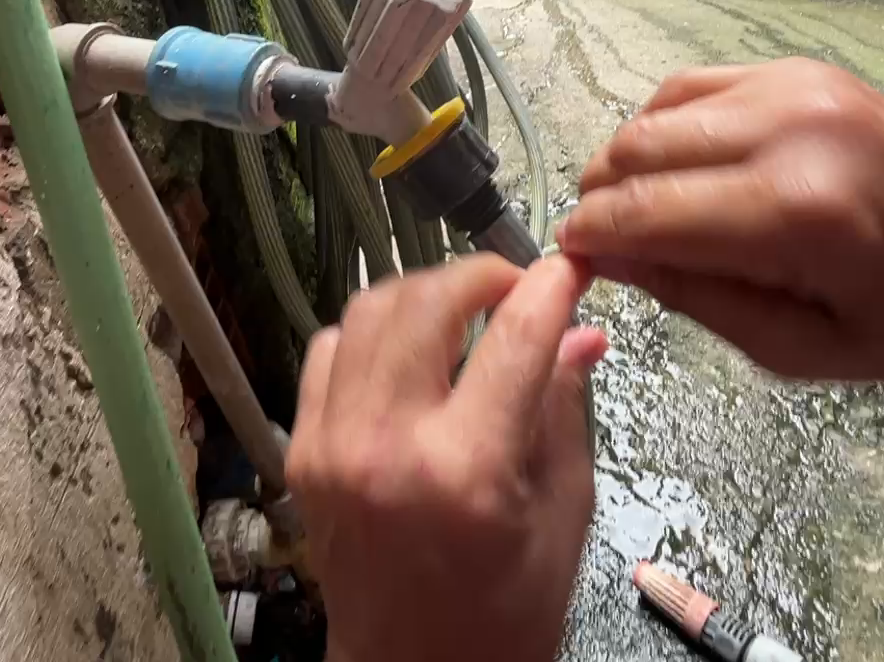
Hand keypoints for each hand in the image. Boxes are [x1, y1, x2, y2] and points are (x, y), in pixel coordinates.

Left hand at [286, 256, 608, 661]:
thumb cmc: (502, 613)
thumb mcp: (561, 516)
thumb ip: (564, 409)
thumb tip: (581, 331)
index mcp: (466, 470)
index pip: (516, 339)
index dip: (549, 288)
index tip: (567, 269)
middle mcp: (387, 443)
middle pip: (428, 300)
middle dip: (480, 274)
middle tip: (511, 286)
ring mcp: (331, 441)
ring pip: (370, 308)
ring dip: (424, 293)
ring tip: (460, 311)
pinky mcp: (302, 447)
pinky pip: (329, 346)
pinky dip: (370, 331)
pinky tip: (403, 353)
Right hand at [556, 58, 883, 383]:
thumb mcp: (796, 348)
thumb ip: (690, 294)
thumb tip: (605, 254)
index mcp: (794, 212)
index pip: (643, 212)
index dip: (589, 234)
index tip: (570, 255)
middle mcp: (788, 129)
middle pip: (637, 150)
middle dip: (599, 195)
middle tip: (599, 235)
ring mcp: (796, 86)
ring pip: (655, 111)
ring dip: (627, 159)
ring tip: (636, 201)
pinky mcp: (803, 69)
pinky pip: (695, 85)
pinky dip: (665, 123)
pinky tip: (677, 159)